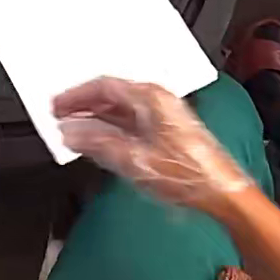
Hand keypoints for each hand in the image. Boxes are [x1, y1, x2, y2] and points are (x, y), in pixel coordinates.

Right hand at [53, 78, 252, 213]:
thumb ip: (98, 144)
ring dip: (95, 117)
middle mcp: (157, 101)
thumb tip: (72, 134)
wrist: (222, 193)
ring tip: (73, 128)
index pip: (104, 86)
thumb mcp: (134, 160)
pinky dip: (110, 128)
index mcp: (150, 98)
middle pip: (112, 95)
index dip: (76, 95)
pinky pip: (131, 122)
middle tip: (60, 115)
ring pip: (120, 109)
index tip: (57, 105)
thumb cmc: (189, 174)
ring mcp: (163, 116)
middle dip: (83, 105)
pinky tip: (99, 141)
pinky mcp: (167, 131)